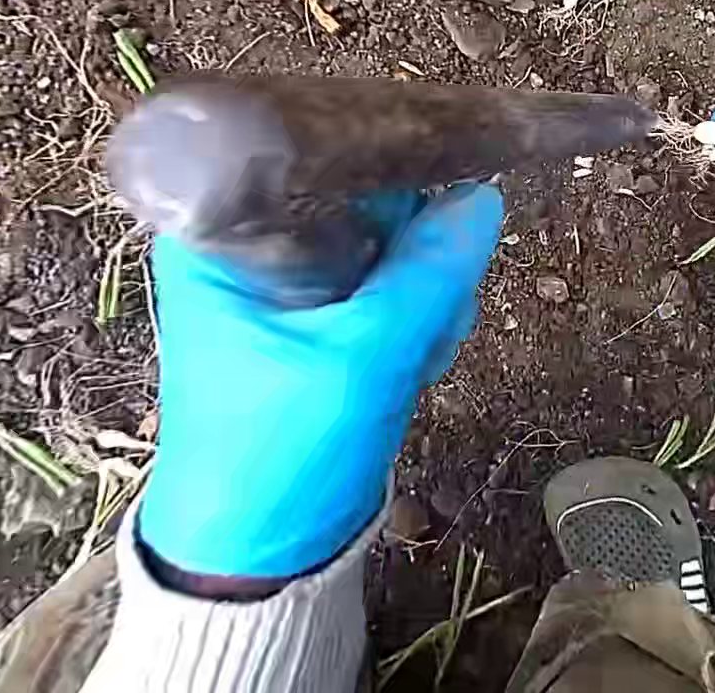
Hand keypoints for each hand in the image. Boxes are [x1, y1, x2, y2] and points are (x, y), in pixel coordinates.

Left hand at [137, 183, 503, 579]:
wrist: (265, 549)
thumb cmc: (286, 444)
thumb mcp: (364, 354)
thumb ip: (428, 272)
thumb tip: (484, 198)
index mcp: (230, 234)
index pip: (328, 164)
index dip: (397, 178)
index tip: (448, 207)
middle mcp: (263, 245)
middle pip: (375, 208)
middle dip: (422, 256)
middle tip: (431, 315)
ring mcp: (303, 282)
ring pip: (399, 247)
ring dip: (430, 293)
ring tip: (421, 350)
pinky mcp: (334, 313)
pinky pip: (400, 284)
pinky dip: (425, 315)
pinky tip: (421, 356)